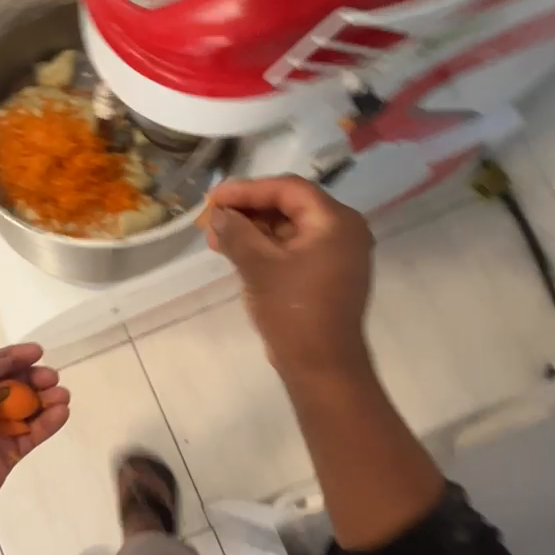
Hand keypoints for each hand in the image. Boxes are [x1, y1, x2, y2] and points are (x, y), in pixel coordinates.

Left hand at [0, 344, 70, 520]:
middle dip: (34, 378)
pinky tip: (61, 412)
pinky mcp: (9, 454)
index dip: (15, 358)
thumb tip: (10, 356)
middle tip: (51, 377)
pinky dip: (49, 422)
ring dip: (46, 399)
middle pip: (14, 386)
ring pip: (27, 409)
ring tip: (61, 395)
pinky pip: (33, 434)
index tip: (38, 352)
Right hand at [204, 175, 375, 381]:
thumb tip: (218, 213)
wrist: (321, 365)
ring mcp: (336, 254)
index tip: (214, 198)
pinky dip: (265, 249)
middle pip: (289, 206)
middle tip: (212, 219)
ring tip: (216, 238)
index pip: (288, 189)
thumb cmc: (294, 311)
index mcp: (335, 222)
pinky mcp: (326, 275)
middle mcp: (342, 231)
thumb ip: (236, 233)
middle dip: (247, 211)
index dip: (247, 190)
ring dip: (252, 231)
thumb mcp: (259, 267)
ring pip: (289, 229)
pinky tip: (236, 253)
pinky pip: (293, 250)